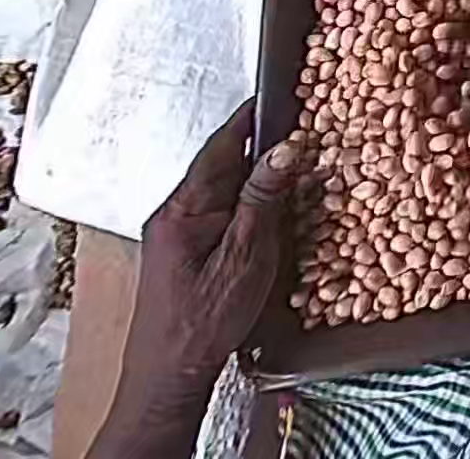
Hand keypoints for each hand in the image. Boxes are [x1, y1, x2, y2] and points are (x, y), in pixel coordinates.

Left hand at [91, 98, 299, 458]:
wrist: (170, 377)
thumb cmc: (205, 319)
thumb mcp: (245, 255)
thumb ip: (263, 197)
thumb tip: (286, 147)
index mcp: (183, 209)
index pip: (219, 147)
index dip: (248, 118)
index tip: (274, 93)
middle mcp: (177, 212)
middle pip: (223, 162)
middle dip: (260, 141)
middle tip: (299, 121)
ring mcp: (183, 229)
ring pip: (226, 183)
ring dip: (259, 168)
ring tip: (296, 153)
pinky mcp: (192, 244)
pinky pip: (226, 204)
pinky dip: (253, 193)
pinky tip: (278, 195)